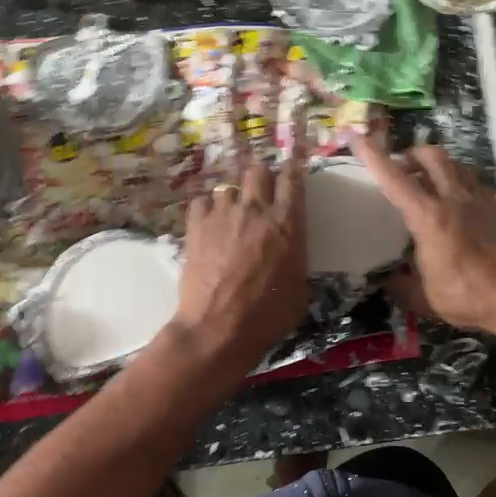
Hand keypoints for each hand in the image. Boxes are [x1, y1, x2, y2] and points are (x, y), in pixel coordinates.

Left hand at [172, 153, 307, 370]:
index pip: (293, 179)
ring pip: (228, 186)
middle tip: (260, 190)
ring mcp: (223, 215)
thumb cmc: (267, 316)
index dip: (292, 168)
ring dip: (233, 196)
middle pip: (257, 171)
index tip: (291, 166)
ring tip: (231, 213)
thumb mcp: (299, 289)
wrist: (218, 330)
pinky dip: (207, 209)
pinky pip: (201, 202)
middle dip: (260, 176)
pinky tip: (208, 223)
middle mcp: (256, 211)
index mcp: (287, 224)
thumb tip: (290, 252)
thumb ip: (295, 258)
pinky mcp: (196, 226)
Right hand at [353, 135, 495, 341]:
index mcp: (429, 217)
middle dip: (411, 154)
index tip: (357, 138)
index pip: (395, 179)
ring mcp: (478, 200)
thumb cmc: (468, 297)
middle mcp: (453, 199)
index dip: (374, 157)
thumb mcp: (424, 298)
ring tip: (425, 182)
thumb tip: (386, 280)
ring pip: (454, 163)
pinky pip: (472, 180)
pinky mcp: (494, 208)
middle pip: (431, 156)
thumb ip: (401, 285)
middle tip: (400, 169)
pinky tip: (454, 200)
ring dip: (435, 164)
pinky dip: (457, 180)